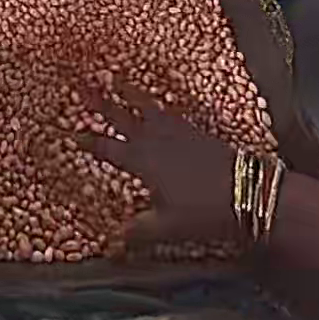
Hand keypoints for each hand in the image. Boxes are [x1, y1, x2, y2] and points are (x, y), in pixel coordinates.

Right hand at [78, 83, 245, 245]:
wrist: (246, 190)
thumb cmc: (202, 211)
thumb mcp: (167, 227)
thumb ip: (139, 231)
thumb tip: (114, 240)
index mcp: (142, 161)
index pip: (107, 148)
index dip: (89, 141)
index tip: (71, 133)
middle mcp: (153, 140)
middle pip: (120, 118)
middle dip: (100, 104)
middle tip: (83, 88)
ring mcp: (174, 131)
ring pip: (144, 107)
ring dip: (128, 93)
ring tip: (116, 79)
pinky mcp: (192, 129)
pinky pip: (168, 111)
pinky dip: (157, 105)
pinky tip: (157, 104)